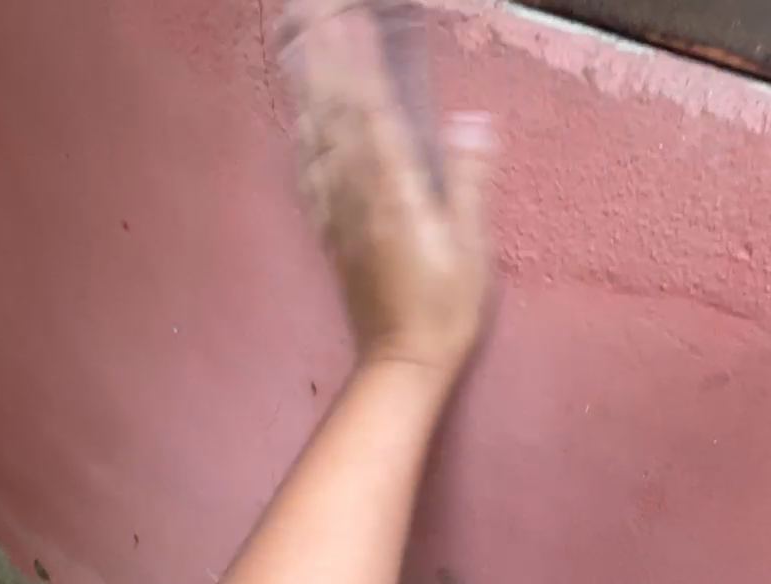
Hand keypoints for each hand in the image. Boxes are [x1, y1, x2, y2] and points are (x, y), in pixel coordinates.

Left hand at [282, 0, 495, 382]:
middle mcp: (358, 196)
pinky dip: (303, 146)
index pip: (371, 109)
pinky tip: (301, 130)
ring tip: (297, 50)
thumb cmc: (445, 310)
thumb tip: (473, 123)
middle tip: (306, 13)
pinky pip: (310, 183)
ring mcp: (340, 218)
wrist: (403, 363)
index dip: (356, 58)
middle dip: (322, 58)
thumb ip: (468, 183)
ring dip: (306, 92)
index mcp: (395, 192)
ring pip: (315, 142)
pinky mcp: (333, 240)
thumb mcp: (472, 250)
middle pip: (334, 114)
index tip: (344, 15)